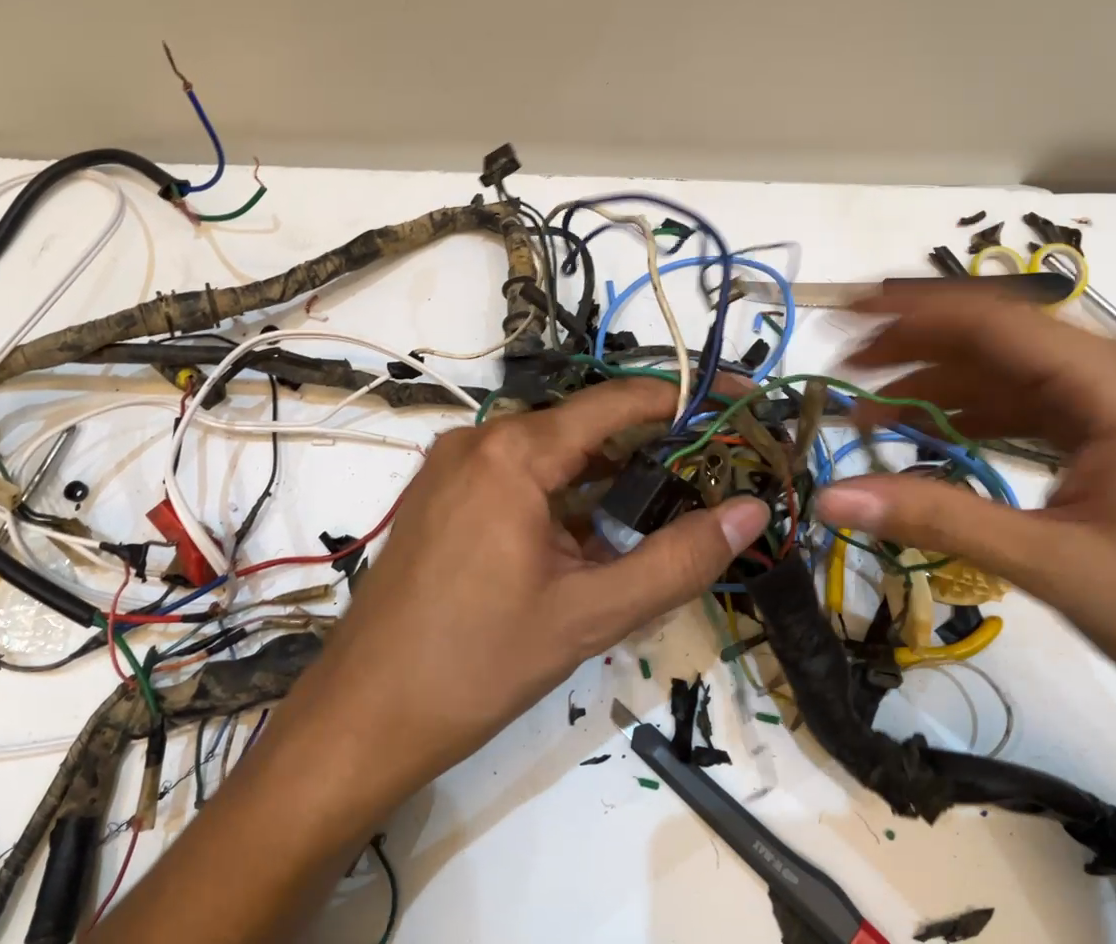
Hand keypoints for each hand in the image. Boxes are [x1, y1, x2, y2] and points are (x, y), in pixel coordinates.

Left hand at [278, 376, 768, 799]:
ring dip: (605, 483)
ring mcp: (450, 470)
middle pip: (583, 429)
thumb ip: (676, 560)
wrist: (364, 715)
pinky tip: (593, 543)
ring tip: (664, 516)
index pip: (616, 403)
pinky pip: (515, 481)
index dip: (682, 399)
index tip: (738, 405)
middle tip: (711, 480)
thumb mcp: (589, 615)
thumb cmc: (476, 665)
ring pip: (549, 458)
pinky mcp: (438, 500)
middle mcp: (476, 442)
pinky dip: (562, 502)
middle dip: (648, 451)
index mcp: (512, 453)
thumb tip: (751, 512)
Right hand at [814, 291, 1115, 759]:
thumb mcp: (1056, 565)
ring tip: (871, 417)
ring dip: (944, 393)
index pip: (994, 322)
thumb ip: (940, 520)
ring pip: (1017, 382)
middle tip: (843, 375)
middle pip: (1001, 345)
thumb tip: (829, 498)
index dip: (912, 313)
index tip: (843, 316)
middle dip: (917, 354)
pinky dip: (983, 425)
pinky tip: (939, 443)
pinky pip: (1041, 418)